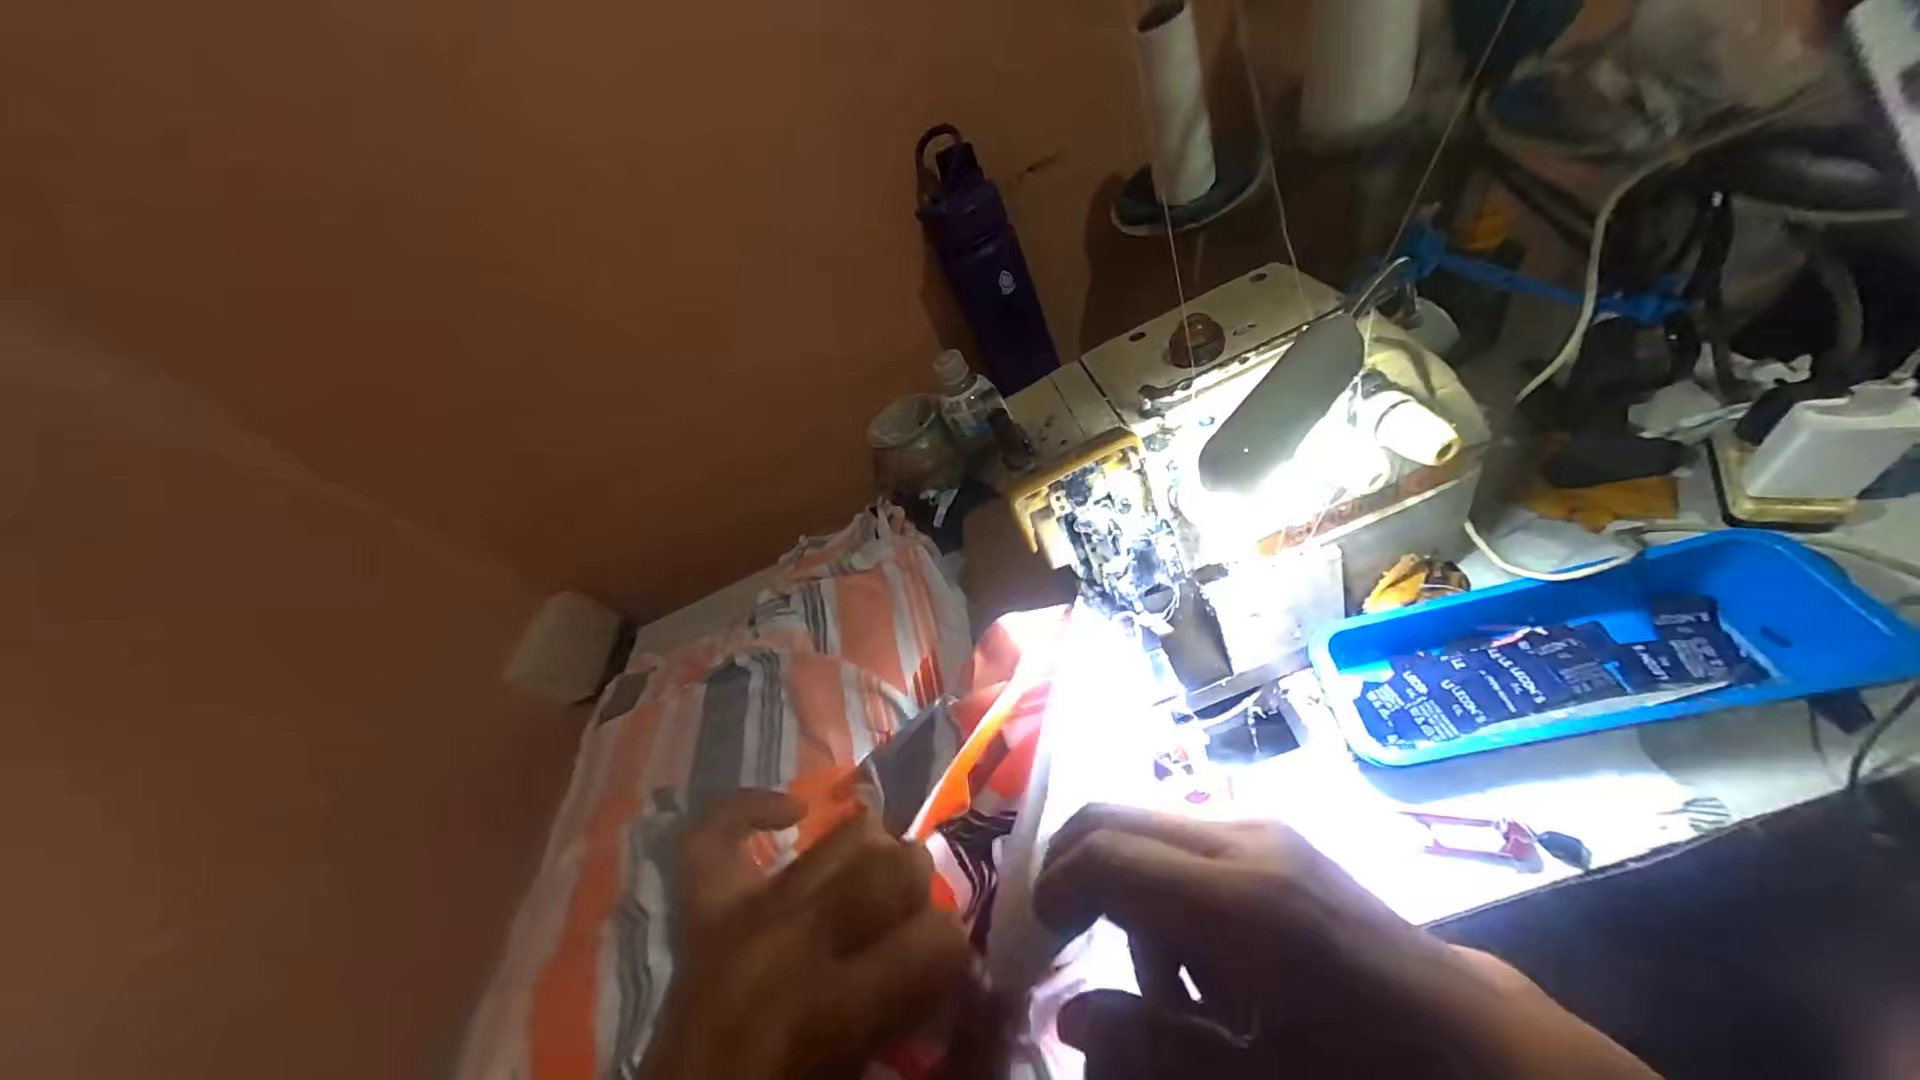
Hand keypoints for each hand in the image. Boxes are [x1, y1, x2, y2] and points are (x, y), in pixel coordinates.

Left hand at [640, 791, 974, 1079]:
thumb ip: (919, 1026)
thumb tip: (966, 978)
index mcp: (829, 1010)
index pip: (934, 941)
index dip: (955, 955)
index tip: (950, 976)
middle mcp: (789, 942)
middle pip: (892, 869)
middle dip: (921, 895)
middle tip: (913, 934)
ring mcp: (744, 914)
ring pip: (842, 837)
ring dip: (875, 856)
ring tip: (875, 891)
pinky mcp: (704, 908)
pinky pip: (717, 833)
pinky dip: (753, 809)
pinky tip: (792, 813)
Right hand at [1033, 805, 1659, 1079]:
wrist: (1488, 1047)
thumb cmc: (1370, 1072)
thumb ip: (1154, 1049)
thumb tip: (1067, 1016)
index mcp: (1239, 898)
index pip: (1106, 854)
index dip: (1056, 889)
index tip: (1045, 940)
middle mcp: (1241, 838)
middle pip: (1112, 816)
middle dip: (1073, 869)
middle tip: (1069, 936)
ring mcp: (1260, 827)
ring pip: (1142, 826)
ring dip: (1124, 887)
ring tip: (1165, 980)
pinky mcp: (1273, 835)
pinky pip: (1182, 839)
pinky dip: (1162, 885)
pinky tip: (1206, 957)